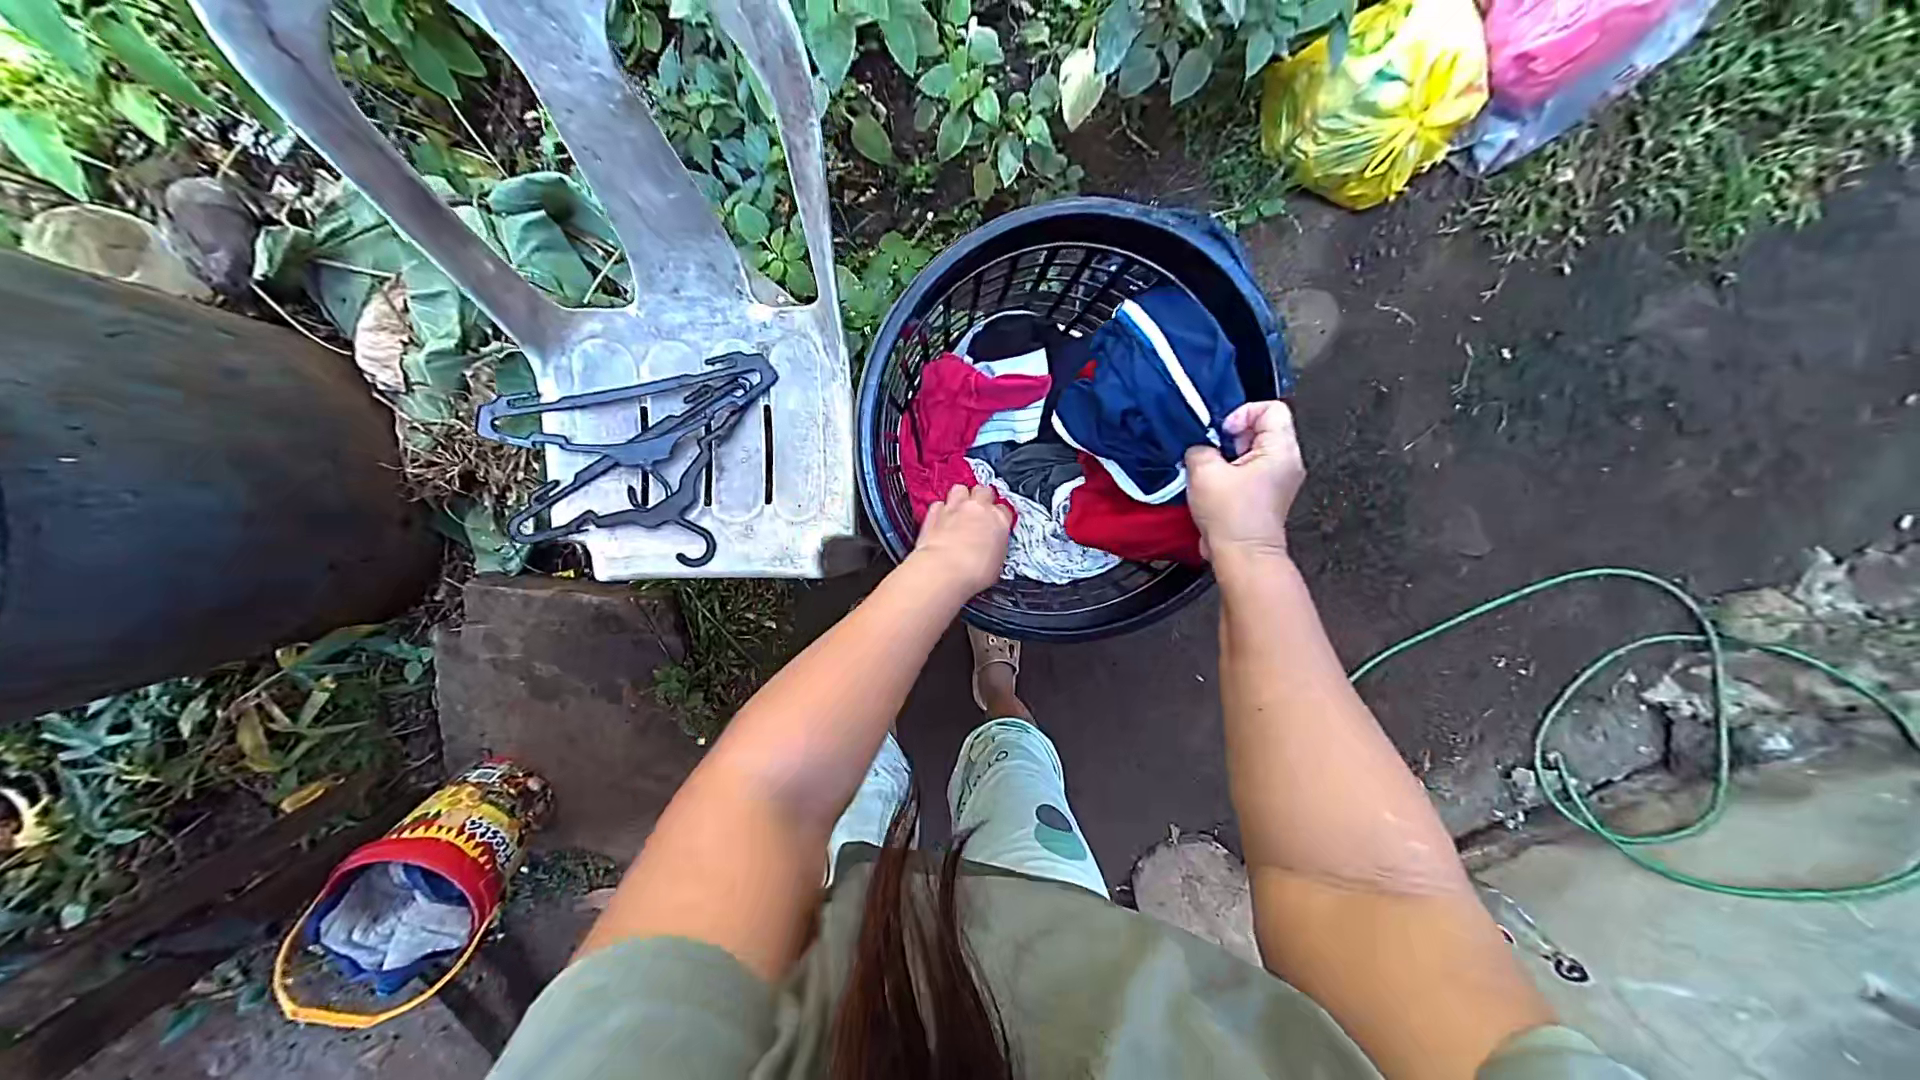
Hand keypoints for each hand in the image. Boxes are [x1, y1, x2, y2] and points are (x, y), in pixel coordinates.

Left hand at [909, 484, 1011, 596]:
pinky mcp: (934, 513)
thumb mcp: (997, 564)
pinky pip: (938, 503)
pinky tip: (941, 519)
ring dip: (961, 496)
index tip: (997, 523)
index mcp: (999, 520)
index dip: (1000, 516)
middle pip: (984, 491)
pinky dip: (940, 509)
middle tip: (980, 510)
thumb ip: (996, 548)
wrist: (945, 570)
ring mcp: (955, 508)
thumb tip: (992, 550)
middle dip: (982, 497)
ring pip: (960, 489)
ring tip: (960, 508)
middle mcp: (978, 509)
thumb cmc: (972, 571)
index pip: (1005, 509)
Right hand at [1185, 400, 1304, 564]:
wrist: (1241, 555)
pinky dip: (1230, 474)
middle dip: (1232, 437)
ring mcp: (1278, 480)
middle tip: (1215, 452)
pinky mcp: (1266, 495)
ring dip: (1228, 457)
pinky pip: (1249, 472)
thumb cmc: (1233, 518)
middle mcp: (1287, 463)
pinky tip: (1215, 487)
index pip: (1272, 408)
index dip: (1242, 413)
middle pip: (1262, 428)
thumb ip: (1199, 448)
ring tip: (1213, 472)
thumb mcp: (1204, 470)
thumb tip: (1199, 449)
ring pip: (1253, 451)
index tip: (1224, 431)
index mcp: (1282, 450)